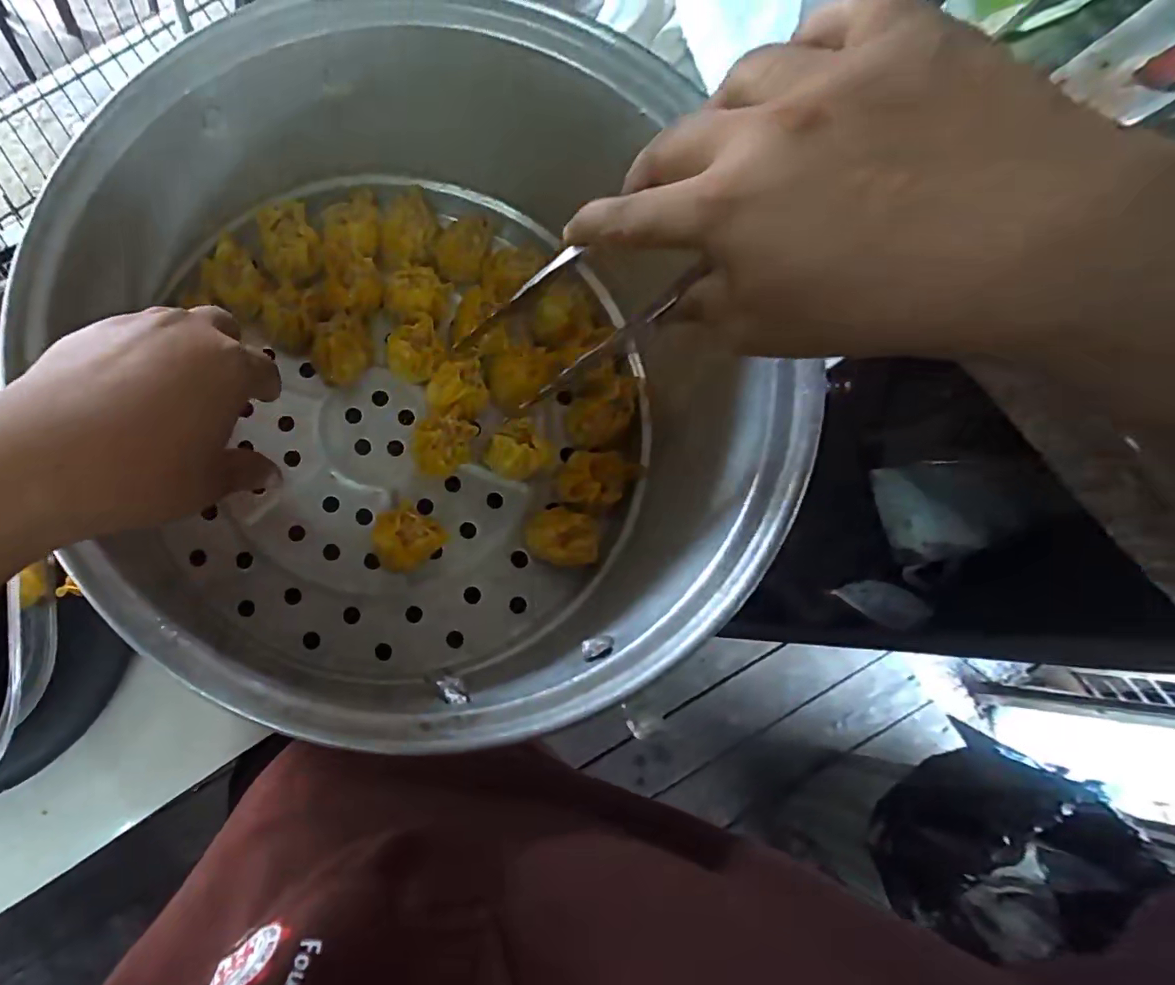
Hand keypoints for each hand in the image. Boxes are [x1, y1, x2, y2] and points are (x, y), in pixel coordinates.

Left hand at [0, 306, 280, 544]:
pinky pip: (129, 335)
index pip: (261, 368)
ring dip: (182, 350)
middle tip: (217, 390)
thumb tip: (268, 472)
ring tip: (167, 388)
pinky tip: (118, 388)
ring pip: (173, 326)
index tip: (264, 398)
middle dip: (228, 353)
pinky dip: (137, 354)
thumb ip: (240, 473)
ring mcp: (136, 324)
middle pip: (221, 329)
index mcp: (227, 367)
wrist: (47, 454)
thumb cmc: (142, 475)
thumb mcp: (201, 485)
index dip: (266, 385)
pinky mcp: (92, 329)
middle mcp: (187, 332)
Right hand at [564, 0, 1174, 366]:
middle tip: (663, 190)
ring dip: (729, 108)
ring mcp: (833, 77)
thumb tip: (679, 301)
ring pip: (743, 74)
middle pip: (672, 140)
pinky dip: (815, 41)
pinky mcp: (908, 37)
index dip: (593, 225)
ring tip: (748, 127)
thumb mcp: (763, 328)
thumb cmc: (876, 303)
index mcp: (718, 208)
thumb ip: (705, 308)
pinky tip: (819, 69)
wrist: (1034, 246)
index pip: (627, 216)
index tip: (576, 228)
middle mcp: (759, 134)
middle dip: (651, 171)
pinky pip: (838, 15)